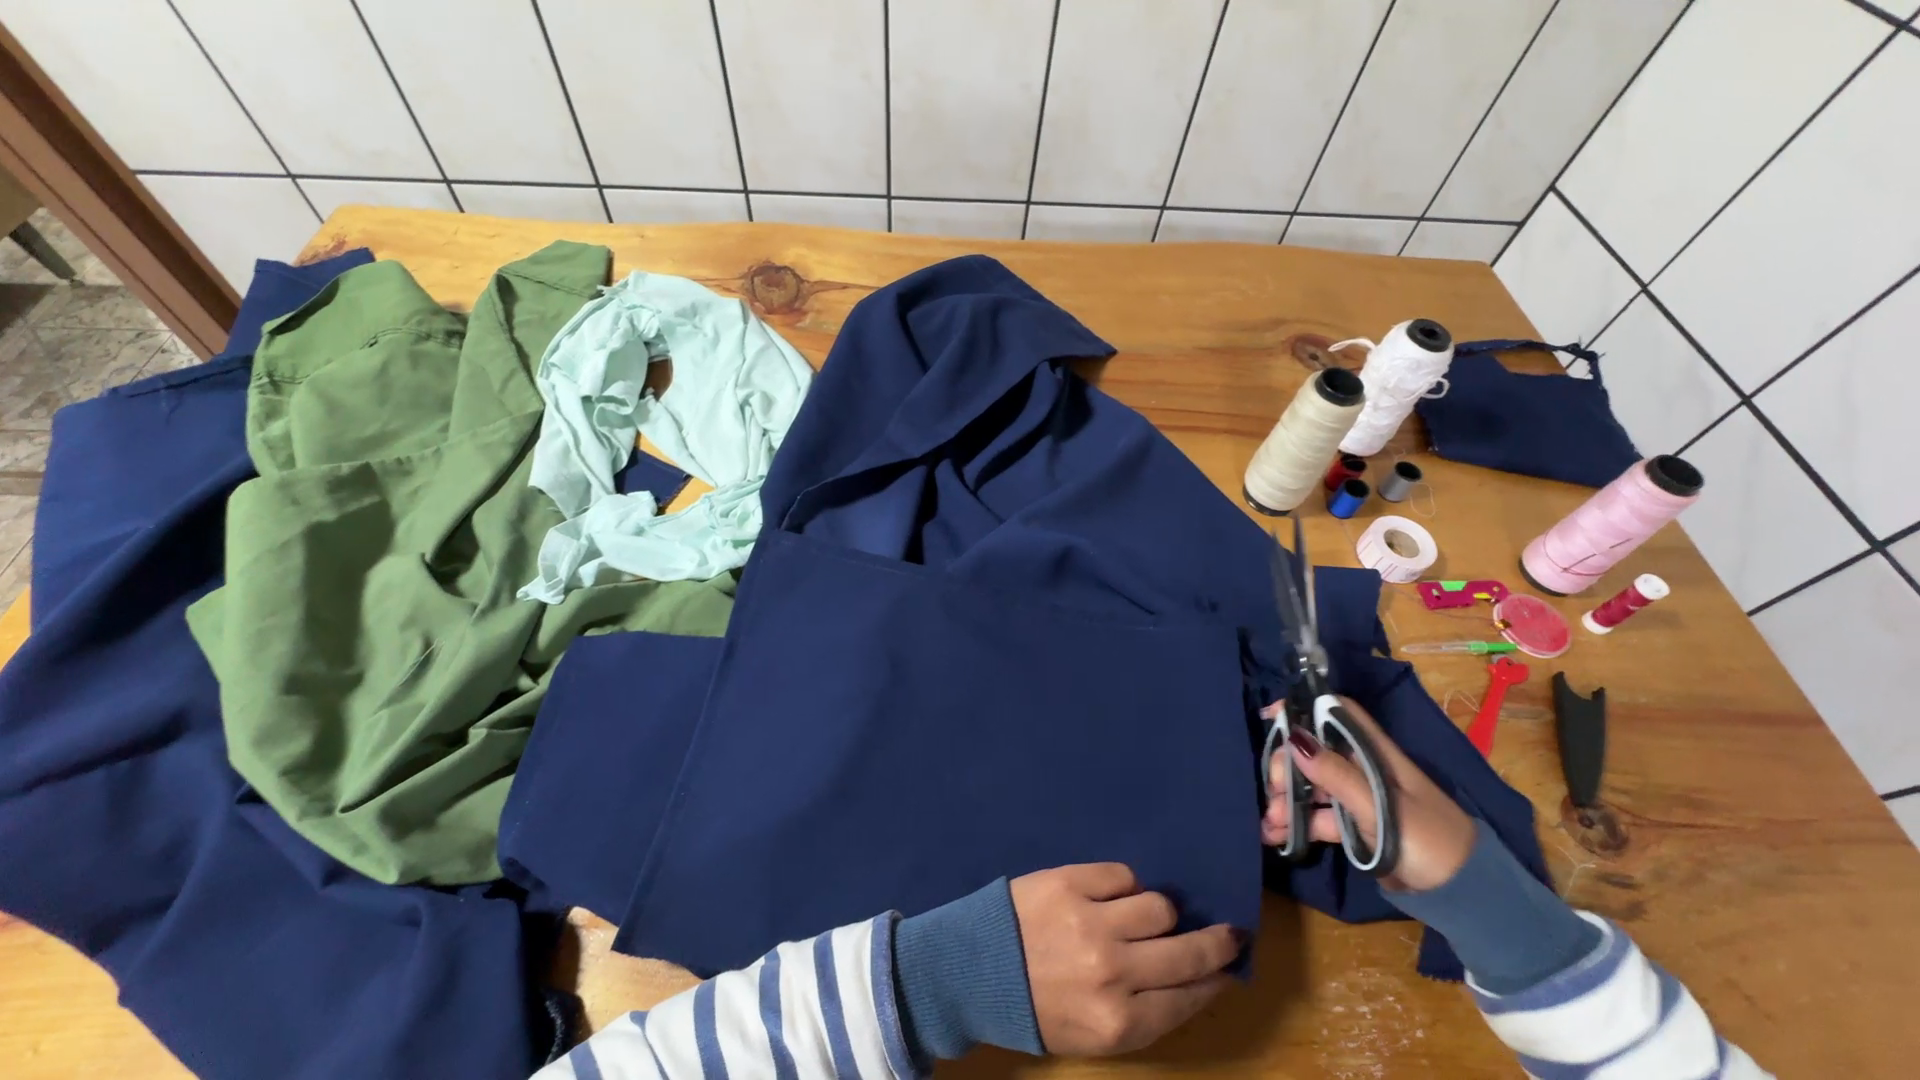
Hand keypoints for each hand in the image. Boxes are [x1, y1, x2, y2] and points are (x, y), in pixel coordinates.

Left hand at [1008, 864, 1239, 1055]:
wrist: (965, 969)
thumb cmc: (1031, 1009)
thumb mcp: (1092, 1036)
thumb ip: (1145, 1012)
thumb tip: (1198, 979)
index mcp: (1119, 1022)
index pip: (1191, 996)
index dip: (1216, 978)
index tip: (1229, 965)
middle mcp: (1113, 972)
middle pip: (1189, 950)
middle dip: (1217, 942)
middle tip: (1229, 932)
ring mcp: (1091, 923)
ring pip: (1159, 906)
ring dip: (1155, 913)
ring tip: (1136, 916)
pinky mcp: (1069, 882)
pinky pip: (1122, 875)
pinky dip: (1121, 885)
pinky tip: (1104, 896)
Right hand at [1260, 696, 1476, 892]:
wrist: (1463, 897)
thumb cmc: (1429, 842)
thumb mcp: (1380, 809)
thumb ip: (1337, 775)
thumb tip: (1294, 737)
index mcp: (1376, 754)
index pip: (1337, 715)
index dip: (1305, 709)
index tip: (1271, 718)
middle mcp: (1364, 769)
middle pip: (1315, 753)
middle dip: (1287, 767)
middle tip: (1274, 791)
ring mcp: (1358, 799)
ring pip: (1313, 788)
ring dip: (1287, 801)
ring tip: (1269, 824)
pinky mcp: (1355, 828)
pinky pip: (1319, 818)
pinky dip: (1296, 825)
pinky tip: (1276, 836)